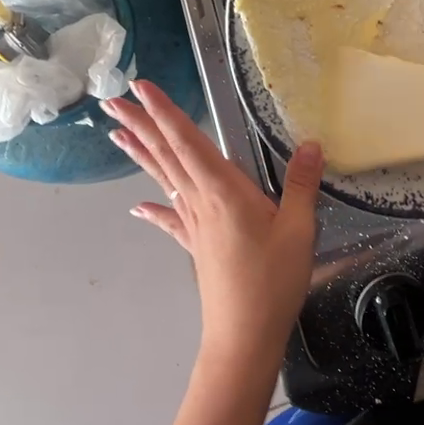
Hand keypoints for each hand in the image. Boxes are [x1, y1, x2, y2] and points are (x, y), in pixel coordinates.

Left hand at [107, 80, 322, 355]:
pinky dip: (155, 209)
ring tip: (116, 134)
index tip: (142, 88)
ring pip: (164, 179)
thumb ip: (301, 184)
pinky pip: (171, 219)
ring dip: (142, 154)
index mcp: (223, 190)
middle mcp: (201, 201)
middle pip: (167, 155)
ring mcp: (194, 225)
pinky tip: (138, 206)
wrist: (244, 336)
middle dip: (141, 125)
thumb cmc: (271, 280)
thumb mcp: (298, 228)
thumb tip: (311, 142)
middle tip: (112, 101)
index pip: (188, 141)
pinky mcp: (196, 246)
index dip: (166, 112)